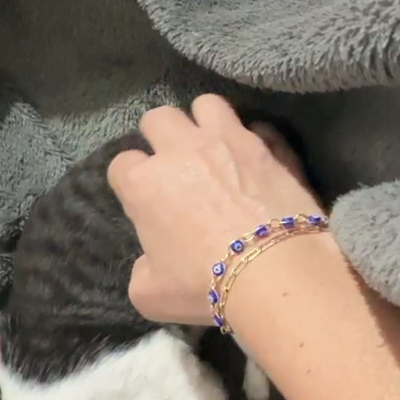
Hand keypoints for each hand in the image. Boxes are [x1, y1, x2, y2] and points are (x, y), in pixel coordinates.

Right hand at [107, 95, 325, 324]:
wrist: (277, 273)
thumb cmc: (206, 286)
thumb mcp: (151, 295)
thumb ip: (142, 270)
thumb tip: (152, 261)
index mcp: (145, 183)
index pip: (122, 164)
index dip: (133, 181)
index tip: (148, 200)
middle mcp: (183, 150)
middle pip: (159, 119)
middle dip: (161, 136)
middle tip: (177, 164)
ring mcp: (231, 141)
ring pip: (207, 104)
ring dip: (206, 121)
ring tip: (216, 145)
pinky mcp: (272, 147)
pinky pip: (260, 127)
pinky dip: (258, 139)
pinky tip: (260, 158)